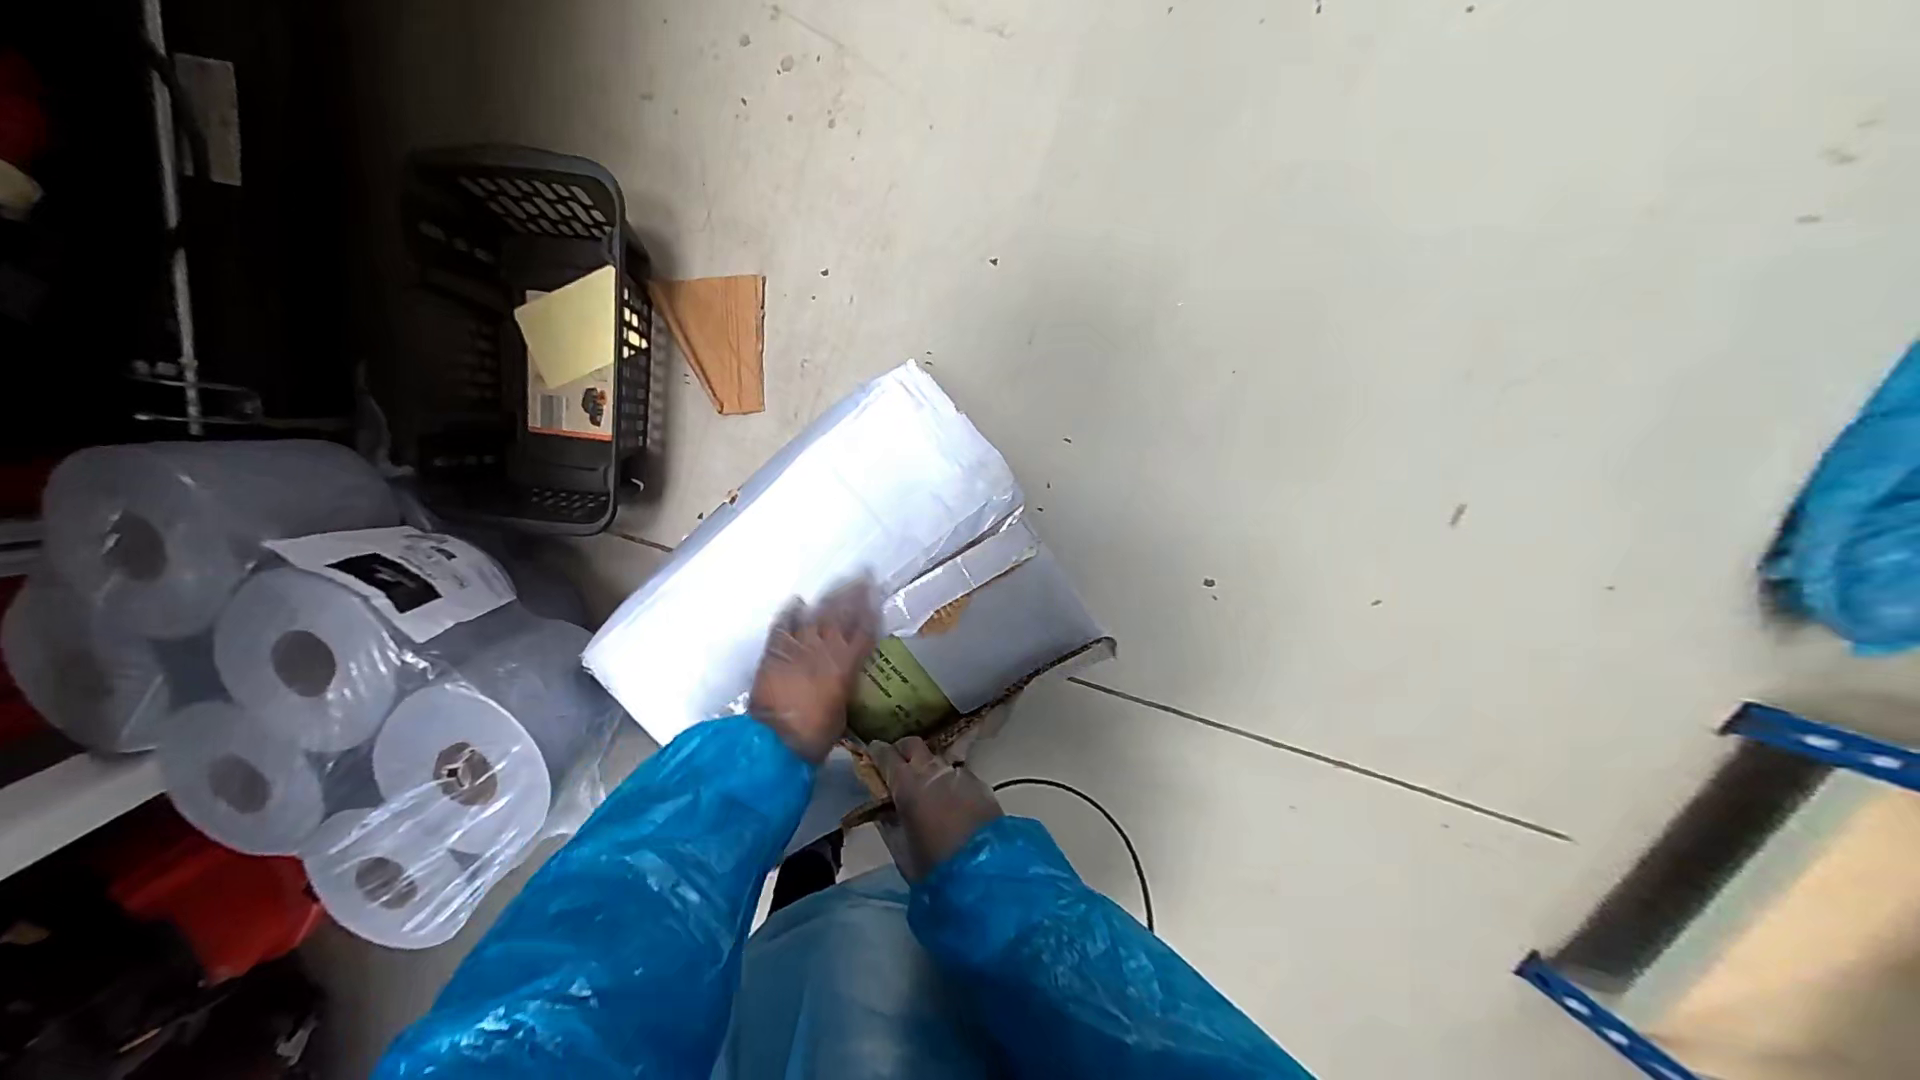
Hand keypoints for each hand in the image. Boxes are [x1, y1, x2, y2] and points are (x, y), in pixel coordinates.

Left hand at [749, 579, 877, 763]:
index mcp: (847, 664)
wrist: (776, 740)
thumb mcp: (842, 710)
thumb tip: (845, 679)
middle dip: (855, 593)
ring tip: (840, 583)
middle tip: (864, 576)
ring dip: (829, 596)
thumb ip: (845, 686)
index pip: (866, 630)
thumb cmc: (816, 734)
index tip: (878, 595)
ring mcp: (799, 645)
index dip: (873, 611)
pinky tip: (799, 601)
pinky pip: (784, 624)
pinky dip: (791, 612)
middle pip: (843, 613)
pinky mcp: (775, 650)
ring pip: (817, 613)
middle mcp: (826, 648)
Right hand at [870, 736, 1002, 881]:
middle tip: (897, 769)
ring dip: (927, 770)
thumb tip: (883, 806)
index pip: (886, 755)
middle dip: (902, 751)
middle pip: (913, 745)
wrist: (984, 872)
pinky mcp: (979, 784)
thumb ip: (888, 820)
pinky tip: (950, 804)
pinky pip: (956, 775)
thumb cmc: (934, 866)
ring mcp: (959, 774)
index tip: (872, 756)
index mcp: (907, 784)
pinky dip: (947, 782)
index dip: (876, 753)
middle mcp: (933, 770)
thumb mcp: (900, 848)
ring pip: (936, 760)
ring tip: (926, 792)